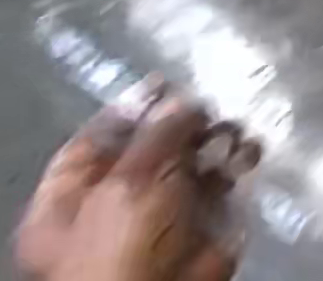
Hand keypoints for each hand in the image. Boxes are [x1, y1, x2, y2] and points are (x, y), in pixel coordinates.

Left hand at [16, 87, 258, 280]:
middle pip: (157, 140)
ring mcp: (165, 205)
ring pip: (197, 153)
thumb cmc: (123, 243)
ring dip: (221, 136)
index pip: (99, 137)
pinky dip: (241, 159)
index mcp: (74, 194)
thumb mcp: (132, 179)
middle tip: (216, 105)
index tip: (170, 80)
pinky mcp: (205, 213)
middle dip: (190, 120)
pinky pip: (226, 174)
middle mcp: (119, 195)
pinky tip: (248, 153)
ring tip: (235, 133)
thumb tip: (186, 98)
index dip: (131, 108)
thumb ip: (160, 131)